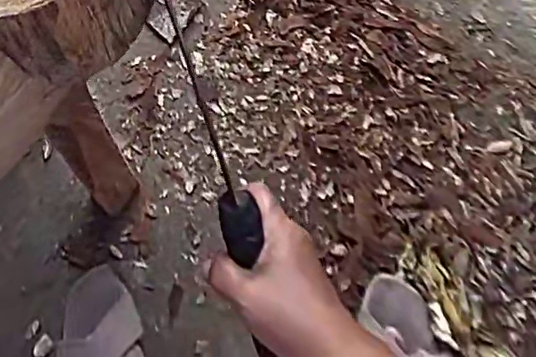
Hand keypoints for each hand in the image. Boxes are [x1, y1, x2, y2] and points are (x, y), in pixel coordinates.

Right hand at [206, 183, 390, 356]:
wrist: (326, 344)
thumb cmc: (294, 315)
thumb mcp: (244, 293)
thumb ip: (221, 273)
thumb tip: (210, 263)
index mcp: (281, 229)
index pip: (259, 193)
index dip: (239, 195)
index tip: (226, 208)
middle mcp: (294, 236)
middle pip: (260, 223)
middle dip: (241, 242)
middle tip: (230, 265)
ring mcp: (301, 255)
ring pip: (268, 247)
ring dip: (252, 265)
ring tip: (245, 290)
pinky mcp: (304, 275)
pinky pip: (277, 265)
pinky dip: (264, 278)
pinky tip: (260, 302)